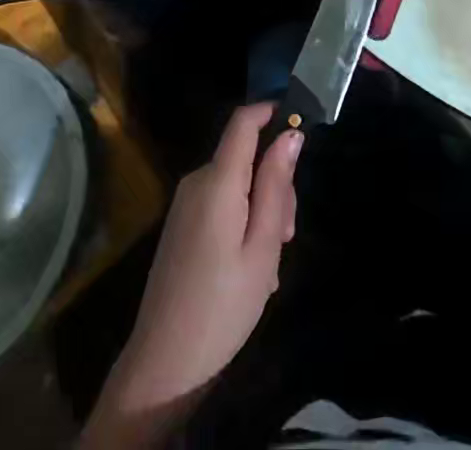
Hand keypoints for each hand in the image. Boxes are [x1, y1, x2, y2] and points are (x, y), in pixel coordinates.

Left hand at [82, 104, 300, 448]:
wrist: (167, 357)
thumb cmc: (225, 304)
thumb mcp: (263, 245)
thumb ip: (275, 185)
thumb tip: (291, 134)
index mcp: (216, 180)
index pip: (243, 122)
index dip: (272, 113)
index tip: (303, 126)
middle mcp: (196, 181)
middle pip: (245, 158)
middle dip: (275, 186)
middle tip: (286, 238)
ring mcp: (185, 202)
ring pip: (237, 185)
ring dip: (261, 212)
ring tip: (266, 265)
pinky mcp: (183, 222)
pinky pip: (223, 205)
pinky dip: (243, 225)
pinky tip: (249, 269)